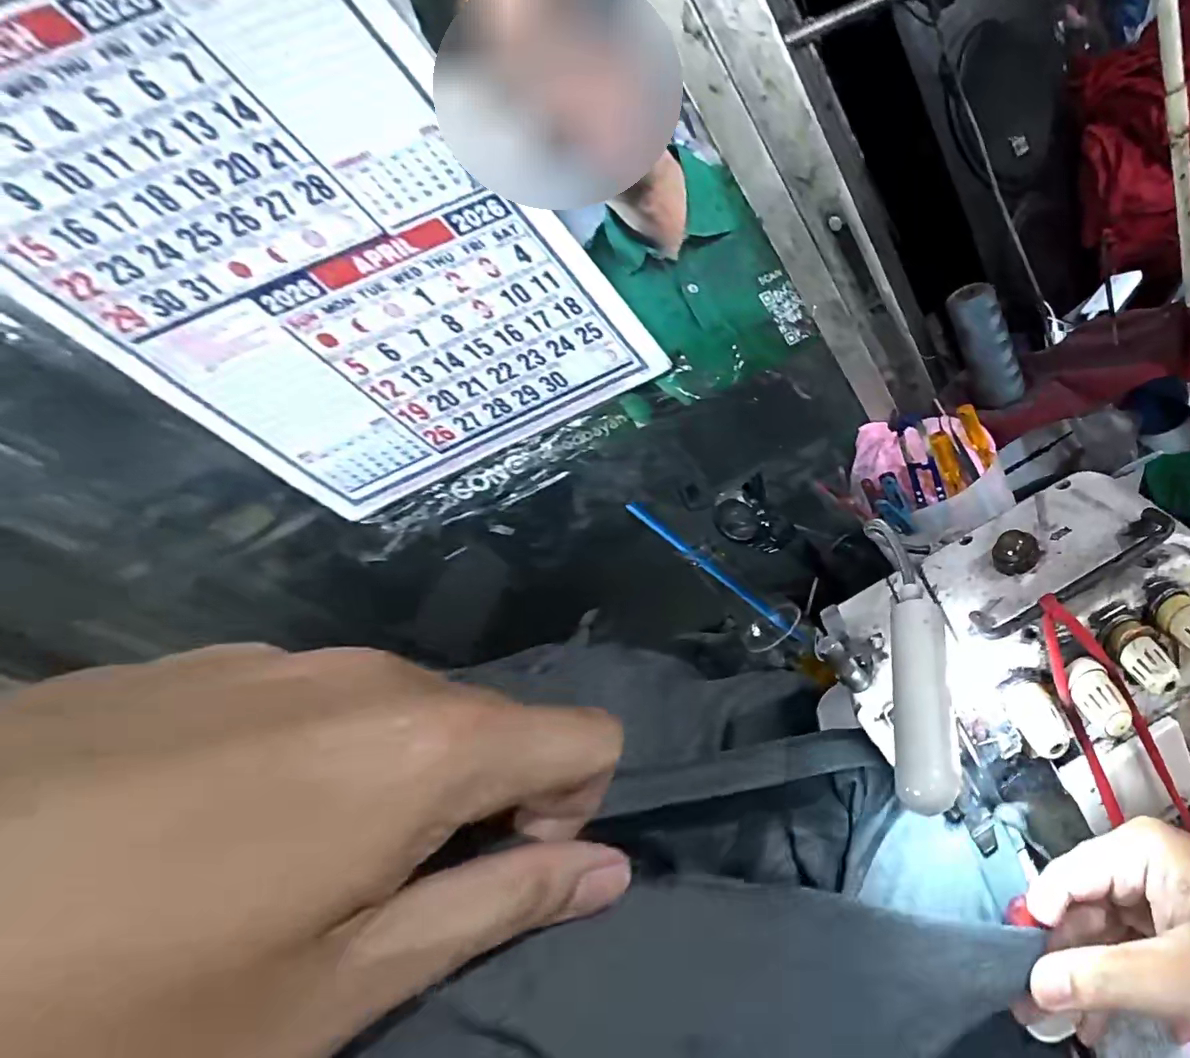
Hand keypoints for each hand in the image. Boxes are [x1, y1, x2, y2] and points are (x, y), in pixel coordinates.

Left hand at [0, 645, 629, 1057]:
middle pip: (496, 723)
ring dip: (386, 777)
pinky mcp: (181, 664)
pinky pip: (301, 698)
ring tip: (263, 865)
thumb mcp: (329, 992)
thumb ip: (501, 906)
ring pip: (402, 708)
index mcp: (433, 742)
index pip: (590, 739)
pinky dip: (297, 754)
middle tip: (365, 893)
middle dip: (474, 799)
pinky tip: (178, 824)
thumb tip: (610, 871)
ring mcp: (273, 658)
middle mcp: (376, 675)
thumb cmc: (98, 1012)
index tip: (485, 872)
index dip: (572, 807)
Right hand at [1020, 817, 1189, 1057]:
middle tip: (1034, 1018)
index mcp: (1135, 849)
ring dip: (1083, 975)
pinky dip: (1112, 977)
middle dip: (1058, 959)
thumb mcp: (1177, 978)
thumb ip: (1100, 979)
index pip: (1062, 880)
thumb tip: (1033, 984)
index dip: (1036, 928)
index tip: (1017, 984)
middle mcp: (1139, 857)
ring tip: (1061, 1028)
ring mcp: (1157, 885)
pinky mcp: (1173, 915)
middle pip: (1079, 903)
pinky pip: (1127, 941)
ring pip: (1100, 926)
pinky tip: (1096, 1019)